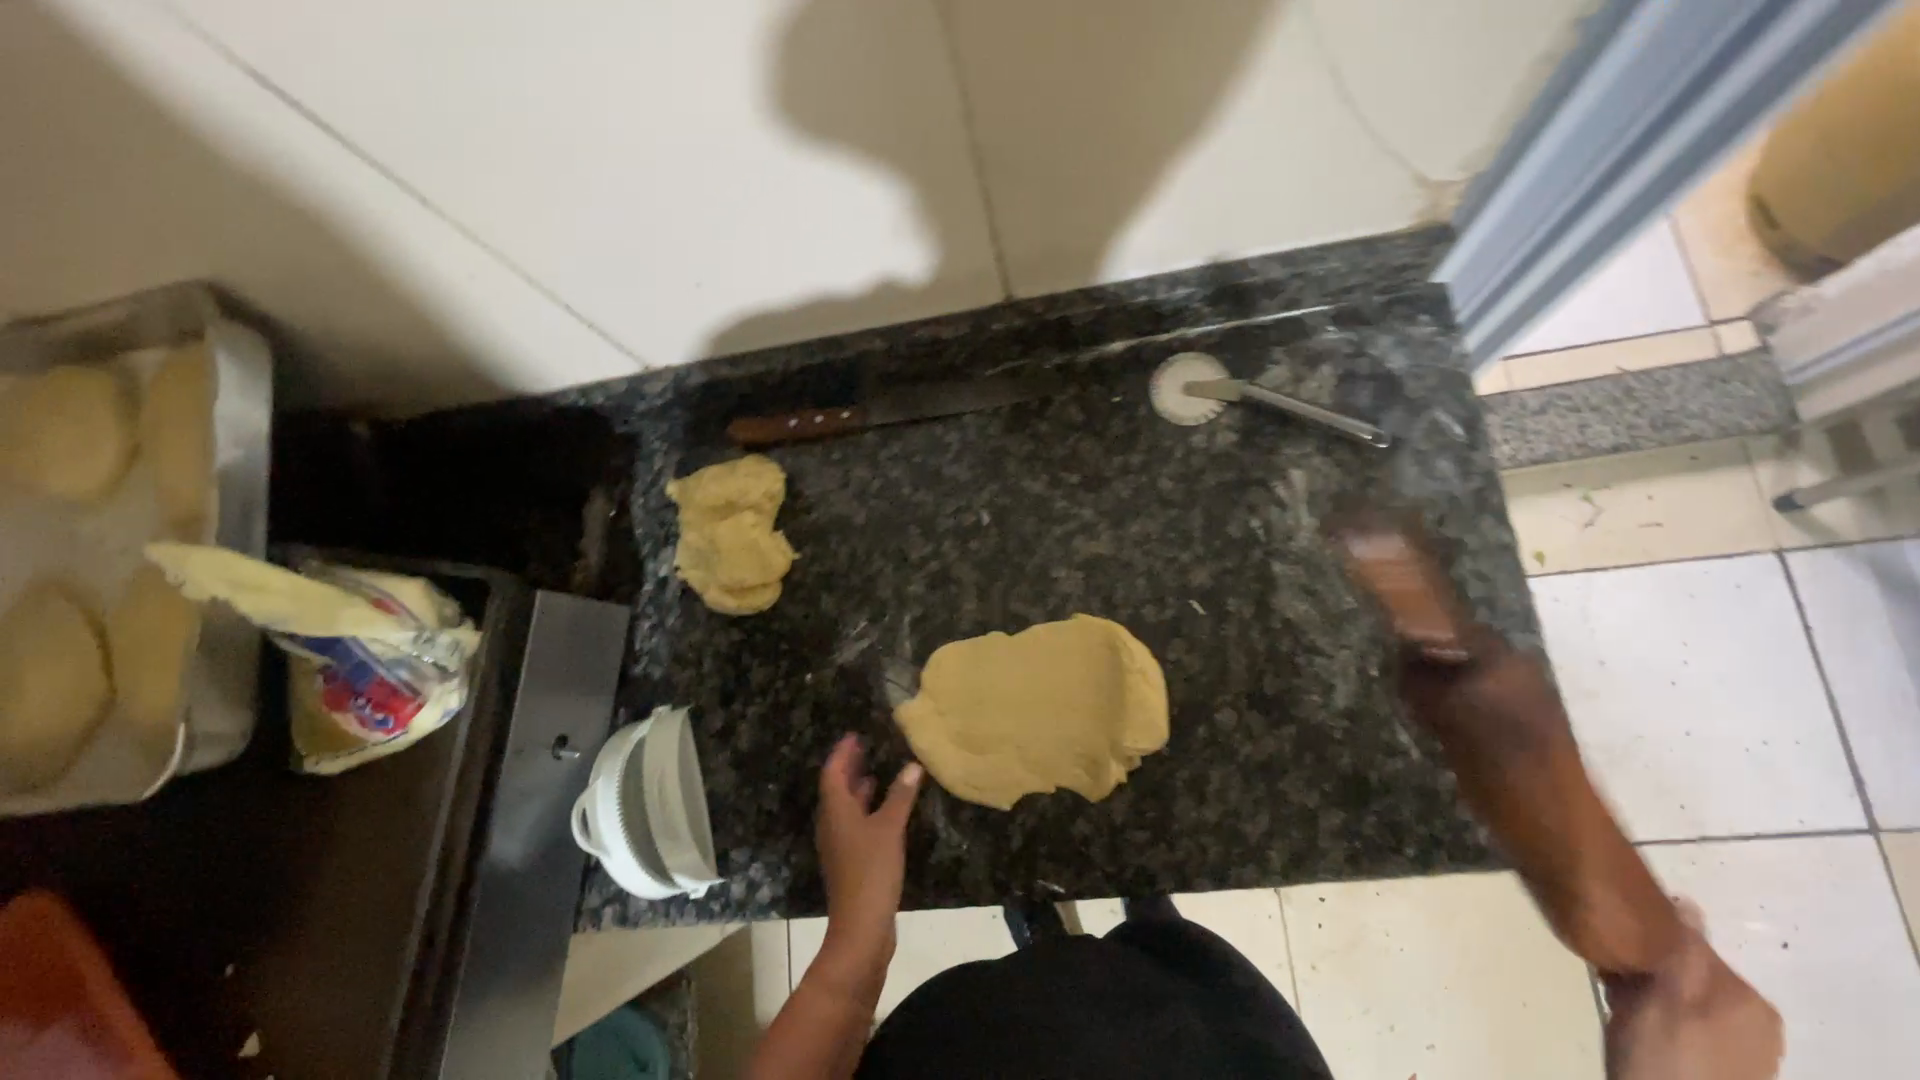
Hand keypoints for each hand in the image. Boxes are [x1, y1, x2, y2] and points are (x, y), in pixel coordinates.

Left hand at [815, 734, 922, 966]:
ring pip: (845, 809)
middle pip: (836, 790)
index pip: (832, 773)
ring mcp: (839, 846)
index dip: (842, 753)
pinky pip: (854, 825)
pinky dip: (866, 810)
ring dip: (857, 790)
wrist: (861, 927)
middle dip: (849, 769)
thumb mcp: (889, 829)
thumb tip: (912, 765)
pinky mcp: (851, 862)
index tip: (855, 735)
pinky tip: (884, 812)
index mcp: (835, 812)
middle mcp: (832, 825)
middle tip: (866, 748)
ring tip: (875, 773)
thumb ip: (901, 796)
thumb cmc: (871, 871)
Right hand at [1605, 924, 1783, 1079]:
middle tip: (1614, 986)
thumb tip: (1686, 901)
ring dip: (1650, 995)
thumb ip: (1679, 951)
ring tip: (1622, 1010)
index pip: (1689, 944)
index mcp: (1748, 998)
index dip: (1645, 946)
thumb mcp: (1662, 997)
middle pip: (1688, 971)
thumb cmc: (1661, 1058)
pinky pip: (1690, 1024)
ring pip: (1685, 997)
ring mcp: (1747, 1049)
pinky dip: (1662, 1020)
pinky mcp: (1730, 1069)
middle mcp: (1758, 1020)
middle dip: (1647, 972)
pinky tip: (1641, 1032)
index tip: (1614, 957)